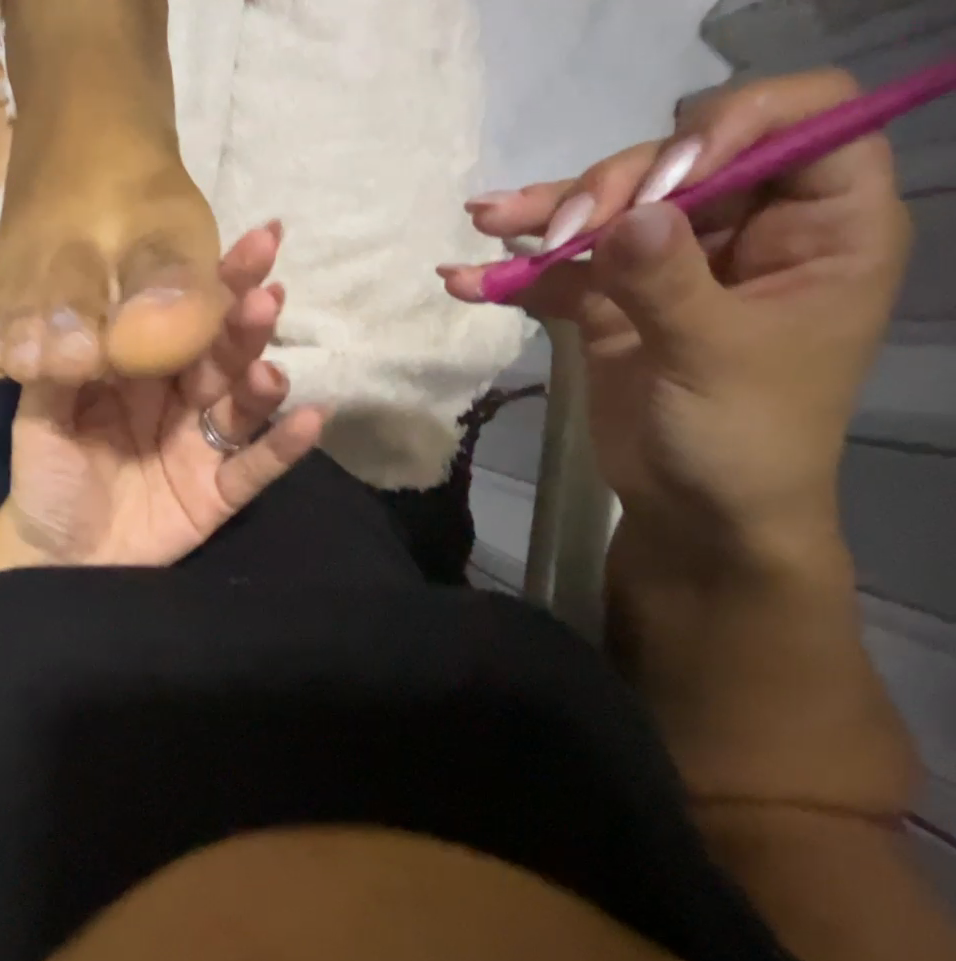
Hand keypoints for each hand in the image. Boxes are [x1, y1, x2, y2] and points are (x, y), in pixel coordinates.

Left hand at [0, 223, 325, 566]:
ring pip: (242, 406)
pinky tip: (309, 418)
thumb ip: (60, 368)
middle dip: (245, 324)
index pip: (181, 322)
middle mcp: (177, 404)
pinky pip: (254, 468)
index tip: (257, 242)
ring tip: (267, 370)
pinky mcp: (216, 494)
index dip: (217, 284)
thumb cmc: (43, 481)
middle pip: (222, 356)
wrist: (50, 556)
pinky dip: (282, 447)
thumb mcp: (39, 419)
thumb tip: (81, 305)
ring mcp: (200, 449)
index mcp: (137, 377)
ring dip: (262, 382)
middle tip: (268, 292)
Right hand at [441, 70, 911, 561]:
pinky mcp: (612, 304)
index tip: (663, 182)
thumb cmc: (744, 437)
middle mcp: (750, 229)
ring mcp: (672, 266)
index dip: (734, 128)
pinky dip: (516, 271)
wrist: (693, 511)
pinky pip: (563, 271)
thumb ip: (669, 281)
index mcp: (822, 226)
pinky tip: (466, 278)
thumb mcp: (715, 356)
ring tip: (489, 220)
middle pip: (681, 161)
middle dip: (615, 185)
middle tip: (567, 230)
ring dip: (550, 214)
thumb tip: (628, 215)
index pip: (802, 121)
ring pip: (614, 209)